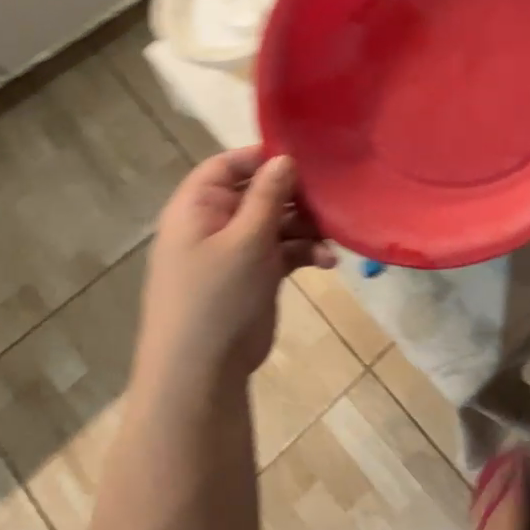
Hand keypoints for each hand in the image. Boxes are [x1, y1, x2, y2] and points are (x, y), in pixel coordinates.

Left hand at [133, 148, 336, 398]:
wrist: (202, 371)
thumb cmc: (216, 296)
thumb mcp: (246, 239)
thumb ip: (268, 195)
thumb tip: (285, 157)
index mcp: (197, 209)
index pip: (226, 165)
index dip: (262, 157)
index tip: (305, 158)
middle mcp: (215, 224)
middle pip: (259, 192)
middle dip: (296, 195)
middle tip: (331, 198)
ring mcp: (236, 251)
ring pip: (278, 221)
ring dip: (307, 227)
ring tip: (333, 236)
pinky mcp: (255, 274)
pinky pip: (284, 250)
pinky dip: (305, 251)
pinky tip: (327, 262)